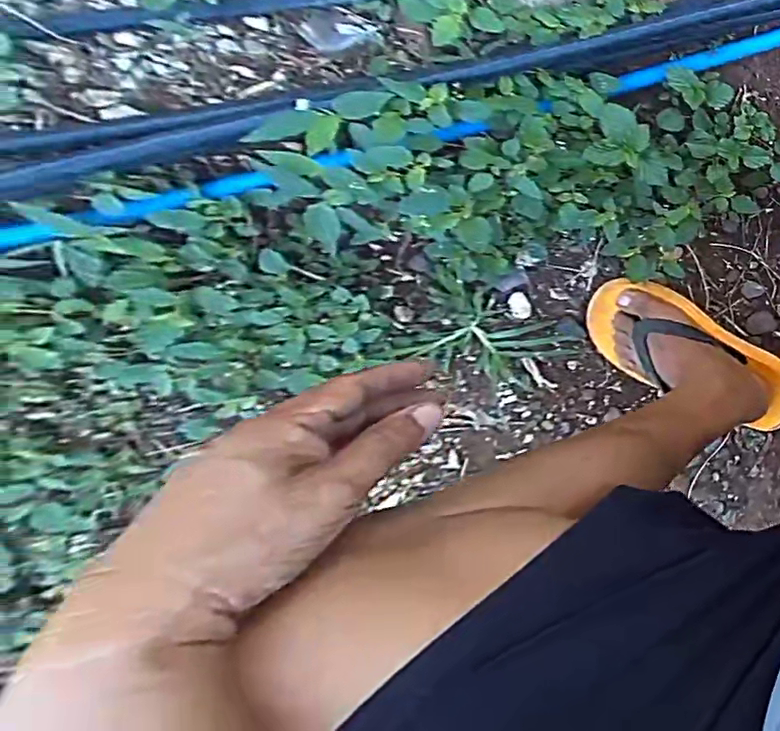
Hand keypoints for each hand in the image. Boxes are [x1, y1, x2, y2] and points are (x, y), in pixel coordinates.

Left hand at [35, 362, 443, 654]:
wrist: (141, 618)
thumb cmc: (251, 544)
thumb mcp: (334, 491)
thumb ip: (385, 446)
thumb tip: (431, 407)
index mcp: (279, 428)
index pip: (349, 388)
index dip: (394, 377)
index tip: (431, 369)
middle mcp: (249, 439)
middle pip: (329, 411)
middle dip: (383, 404)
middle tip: (427, 403)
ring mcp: (224, 470)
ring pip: (307, 437)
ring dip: (356, 429)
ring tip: (393, 432)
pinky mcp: (211, 501)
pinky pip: (285, 459)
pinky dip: (326, 452)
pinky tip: (336, 466)